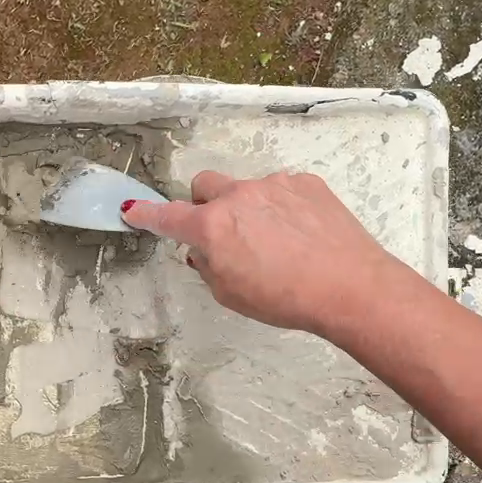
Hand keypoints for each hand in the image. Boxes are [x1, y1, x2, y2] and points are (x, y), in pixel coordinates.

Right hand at [121, 171, 408, 338]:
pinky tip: (298, 235)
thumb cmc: (284, 299)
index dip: (146, 215)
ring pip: (244, 188)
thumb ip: (208, 266)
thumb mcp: (230, 294)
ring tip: (274, 242)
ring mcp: (274, 185)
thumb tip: (204, 250)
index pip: (167, 216)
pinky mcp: (305, 183)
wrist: (349, 286)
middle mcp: (238, 197)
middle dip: (204, 205)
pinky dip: (279, 207)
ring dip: (246, 208)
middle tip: (221, 233)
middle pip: (204, 185)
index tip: (132, 210)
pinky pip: (279, 189)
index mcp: (212, 227)